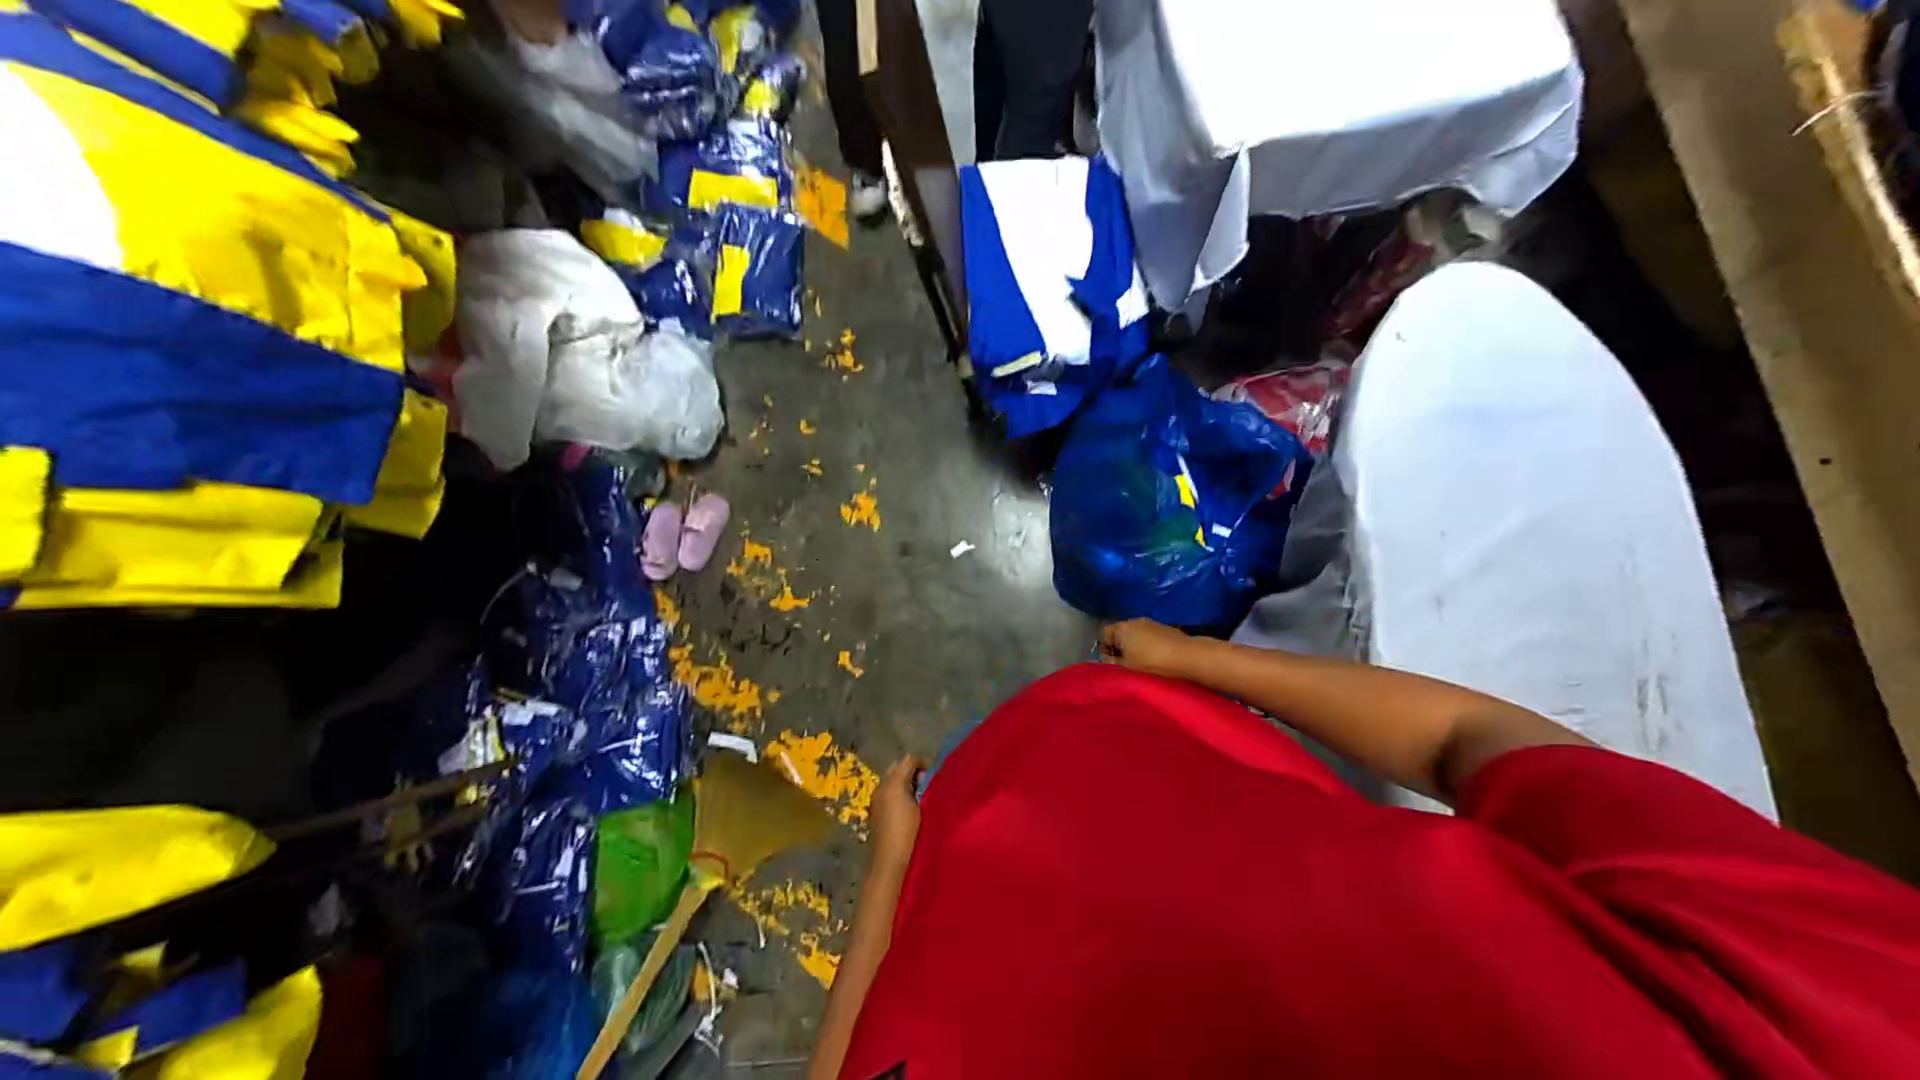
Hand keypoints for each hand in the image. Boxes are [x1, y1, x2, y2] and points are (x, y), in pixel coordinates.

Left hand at [869, 755, 924, 870]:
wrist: (889, 861)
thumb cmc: (909, 832)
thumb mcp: (922, 807)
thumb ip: (924, 786)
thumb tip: (925, 776)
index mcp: (893, 782)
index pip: (909, 760)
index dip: (923, 763)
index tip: (934, 776)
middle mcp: (881, 786)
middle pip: (898, 768)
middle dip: (912, 771)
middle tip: (926, 785)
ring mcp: (876, 799)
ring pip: (892, 780)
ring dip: (905, 783)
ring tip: (919, 797)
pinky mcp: (875, 812)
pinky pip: (887, 793)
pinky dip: (898, 793)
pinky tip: (908, 808)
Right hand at [1099, 619, 1197, 678]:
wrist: (1185, 655)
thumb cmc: (1150, 661)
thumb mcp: (1126, 666)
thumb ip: (1111, 661)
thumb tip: (1105, 659)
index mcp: (1120, 628)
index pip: (1102, 634)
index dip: (1103, 648)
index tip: (1109, 662)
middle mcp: (1133, 621)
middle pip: (1118, 632)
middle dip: (1118, 646)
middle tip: (1123, 663)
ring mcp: (1150, 622)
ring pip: (1134, 633)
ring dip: (1133, 645)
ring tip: (1139, 661)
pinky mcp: (1163, 627)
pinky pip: (1147, 635)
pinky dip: (1146, 644)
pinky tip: (1153, 656)